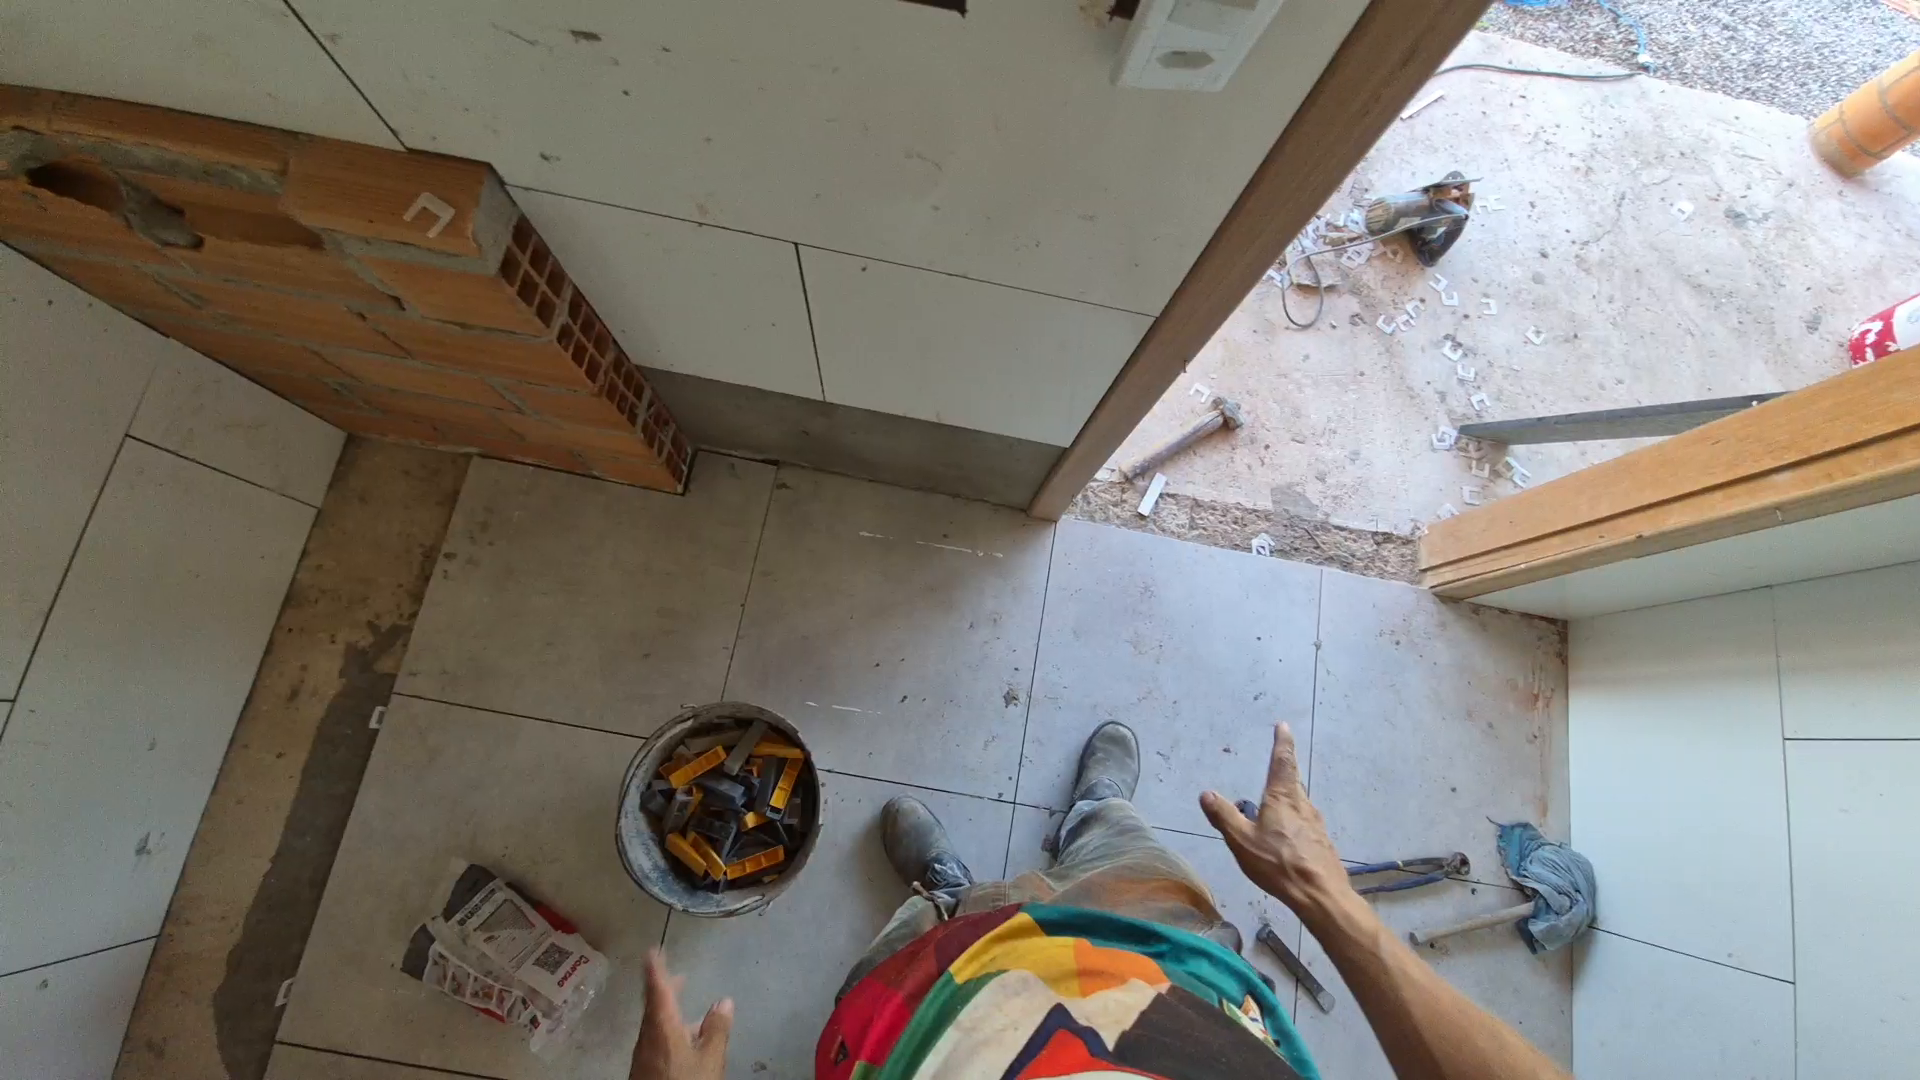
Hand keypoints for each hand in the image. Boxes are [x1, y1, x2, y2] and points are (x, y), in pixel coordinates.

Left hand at [630, 949, 731, 1079]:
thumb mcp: (710, 1057)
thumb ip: (717, 1027)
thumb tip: (724, 1000)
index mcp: (662, 1026)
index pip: (656, 989)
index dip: (655, 968)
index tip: (652, 950)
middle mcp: (647, 1037)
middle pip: (653, 1006)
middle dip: (663, 988)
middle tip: (674, 974)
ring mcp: (642, 1056)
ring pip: (653, 1024)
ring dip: (666, 1010)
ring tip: (682, 1003)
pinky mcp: (643, 1072)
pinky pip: (654, 1040)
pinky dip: (666, 1028)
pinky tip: (680, 1036)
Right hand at [1200, 723, 1351, 915]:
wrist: (1322, 897)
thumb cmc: (1279, 864)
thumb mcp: (1242, 841)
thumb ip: (1224, 816)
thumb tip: (1205, 793)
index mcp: (1283, 798)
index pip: (1283, 763)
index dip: (1282, 743)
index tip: (1284, 726)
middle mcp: (1303, 806)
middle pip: (1293, 783)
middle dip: (1284, 773)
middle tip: (1276, 767)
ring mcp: (1317, 826)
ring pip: (1300, 806)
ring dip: (1288, 802)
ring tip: (1275, 809)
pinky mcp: (1323, 845)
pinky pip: (1306, 826)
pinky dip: (1295, 824)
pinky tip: (1287, 841)